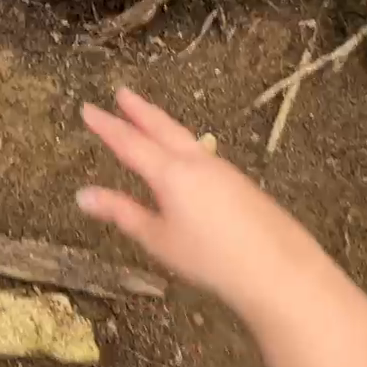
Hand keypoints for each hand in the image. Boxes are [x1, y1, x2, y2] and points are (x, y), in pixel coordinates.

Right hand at [76, 88, 354, 328]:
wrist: (284, 275)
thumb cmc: (211, 259)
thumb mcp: (157, 238)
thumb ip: (121, 212)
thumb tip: (82, 194)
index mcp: (171, 174)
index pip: (129, 143)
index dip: (106, 125)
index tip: (87, 108)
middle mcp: (197, 164)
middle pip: (163, 129)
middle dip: (140, 110)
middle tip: (122, 92)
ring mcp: (223, 172)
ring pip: (185, 138)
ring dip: (162, 123)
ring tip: (148, 116)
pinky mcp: (240, 186)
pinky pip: (201, 153)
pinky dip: (182, 142)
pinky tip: (183, 152)